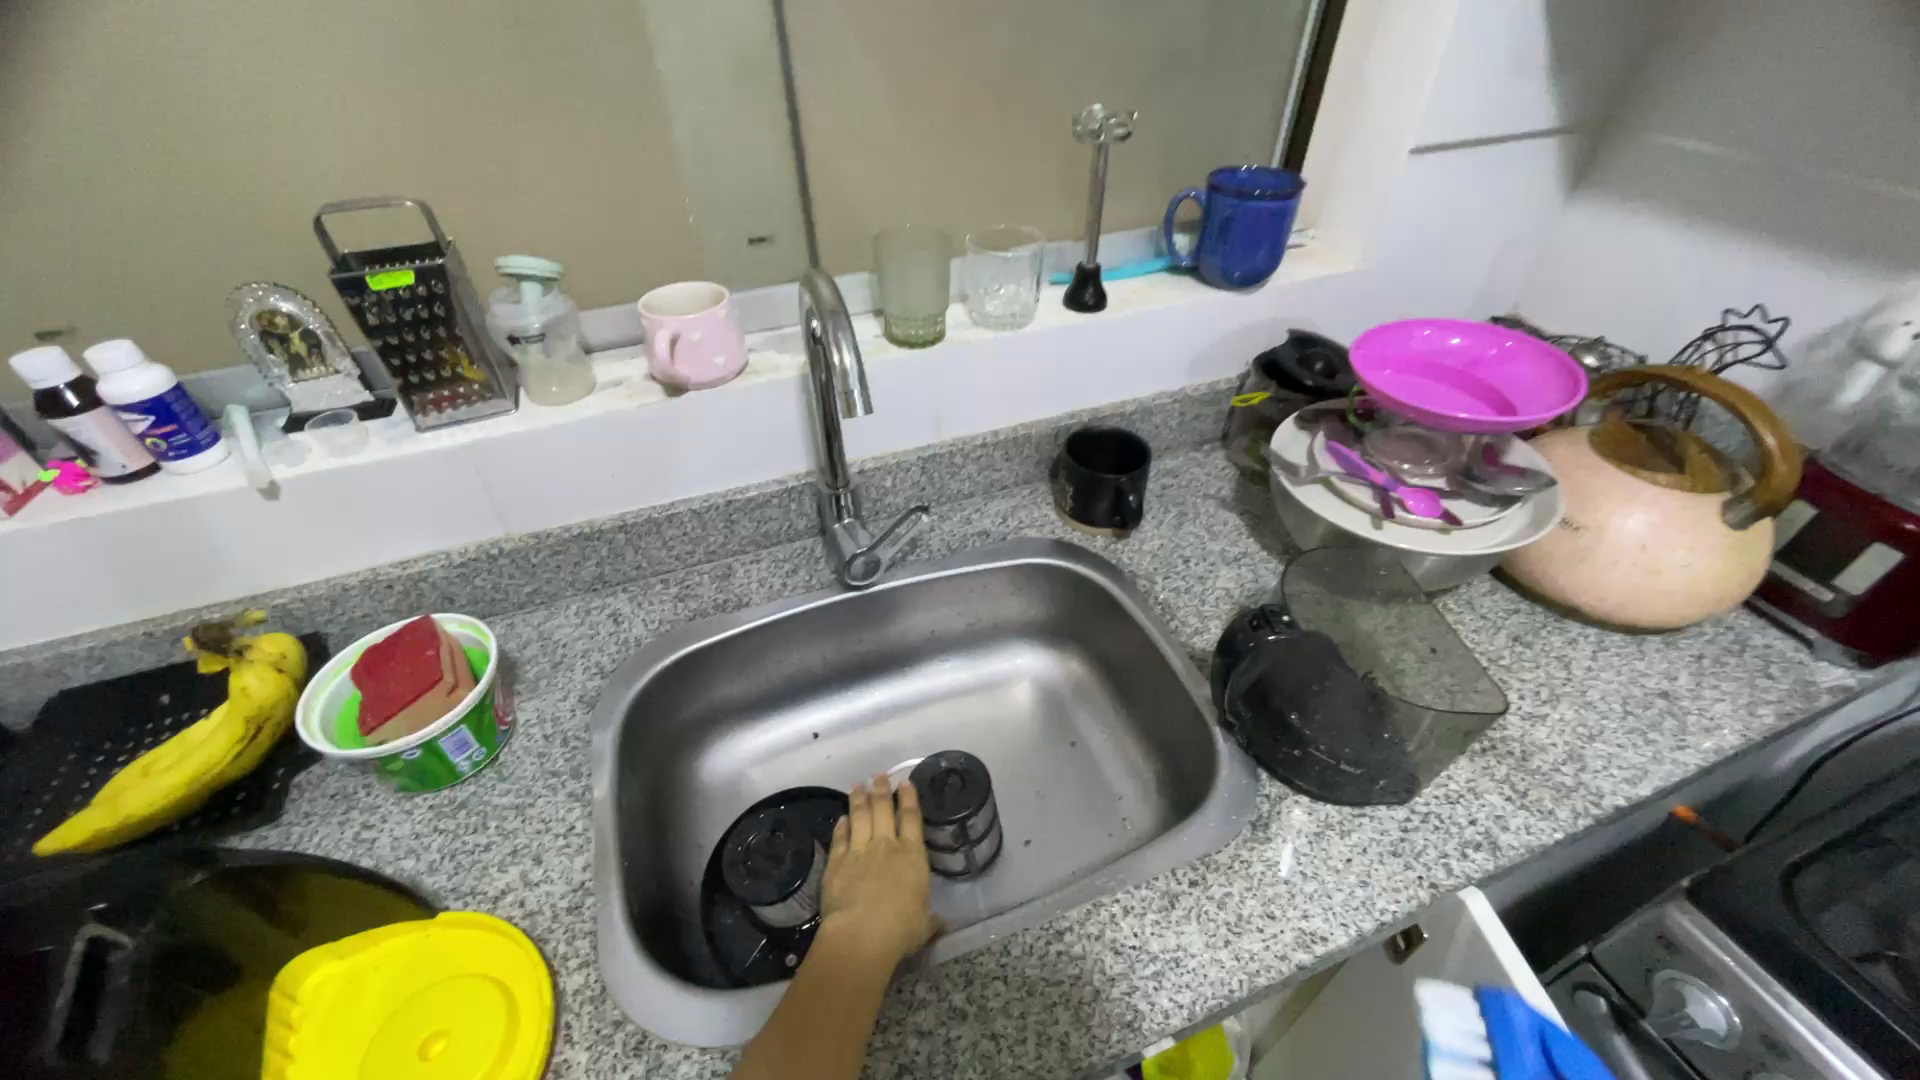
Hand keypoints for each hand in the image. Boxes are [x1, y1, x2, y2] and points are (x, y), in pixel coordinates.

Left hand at [819, 773, 938, 968]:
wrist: (861, 934)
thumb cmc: (901, 929)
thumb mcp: (925, 925)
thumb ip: (932, 920)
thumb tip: (945, 924)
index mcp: (912, 855)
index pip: (911, 818)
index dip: (909, 798)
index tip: (905, 782)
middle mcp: (886, 846)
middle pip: (883, 809)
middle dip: (881, 789)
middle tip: (879, 775)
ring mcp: (858, 851)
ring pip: (859, 817)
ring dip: (859, 799)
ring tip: (858, 785)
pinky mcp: (836, 862)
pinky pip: (840, 837)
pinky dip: (841, 825)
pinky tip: (841, 818)